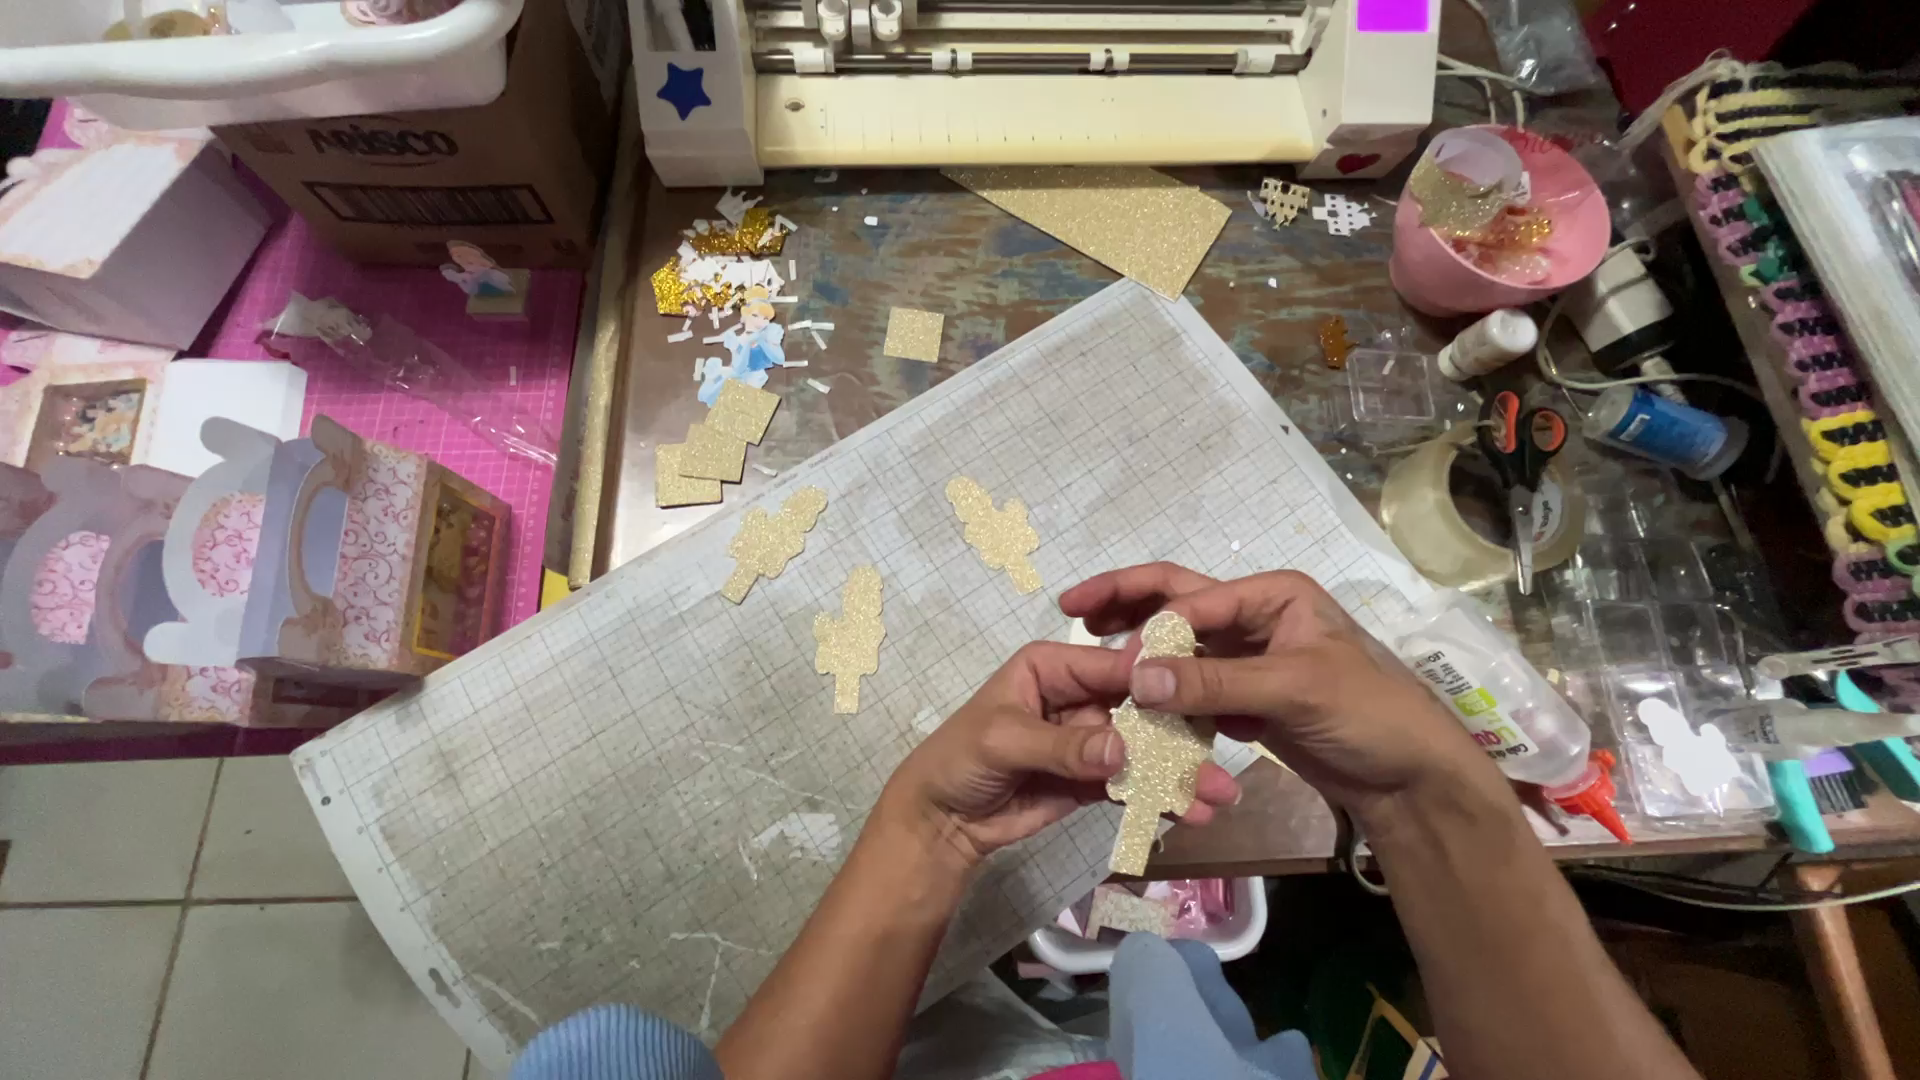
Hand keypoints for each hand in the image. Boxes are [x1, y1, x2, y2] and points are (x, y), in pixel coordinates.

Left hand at [876, 641, 1241, 870]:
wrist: (941, 819)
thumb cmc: (960, 758)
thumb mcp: (1002, 741)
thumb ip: (1062, 745)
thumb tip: (1122, 750)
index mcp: (1051, 666)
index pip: (1109, 666)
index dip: (1151, 680)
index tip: (1198, 696)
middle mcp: (1076, 695)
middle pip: (1136, 708)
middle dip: (1176, 734)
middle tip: (1221, 759)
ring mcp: (1088, 738)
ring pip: (1141, 749)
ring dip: (1178, 771)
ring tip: (1218, 797)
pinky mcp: (1092, 779)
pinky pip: (1131, 782)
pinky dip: (1159, 795)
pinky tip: (1192, 812)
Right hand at [1059, 564, 1505, 827]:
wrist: (1412, 780)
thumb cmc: (1369, 714)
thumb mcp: (1295, 688)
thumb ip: (1213, 683)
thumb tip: (1133, 678)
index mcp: (1271, 594)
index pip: (1191, 596)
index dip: (1147, 626)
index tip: (1113, 664)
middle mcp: (1254, 616)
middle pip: (1177, 601)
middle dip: (1125, 602)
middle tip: (1072, 607)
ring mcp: (1248, 657)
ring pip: (1180, 647)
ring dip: (1140, 651)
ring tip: (1092, 655)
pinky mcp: (1245, 696)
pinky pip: (1192, 688)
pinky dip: (1164, 695)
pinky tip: (1135, 704)